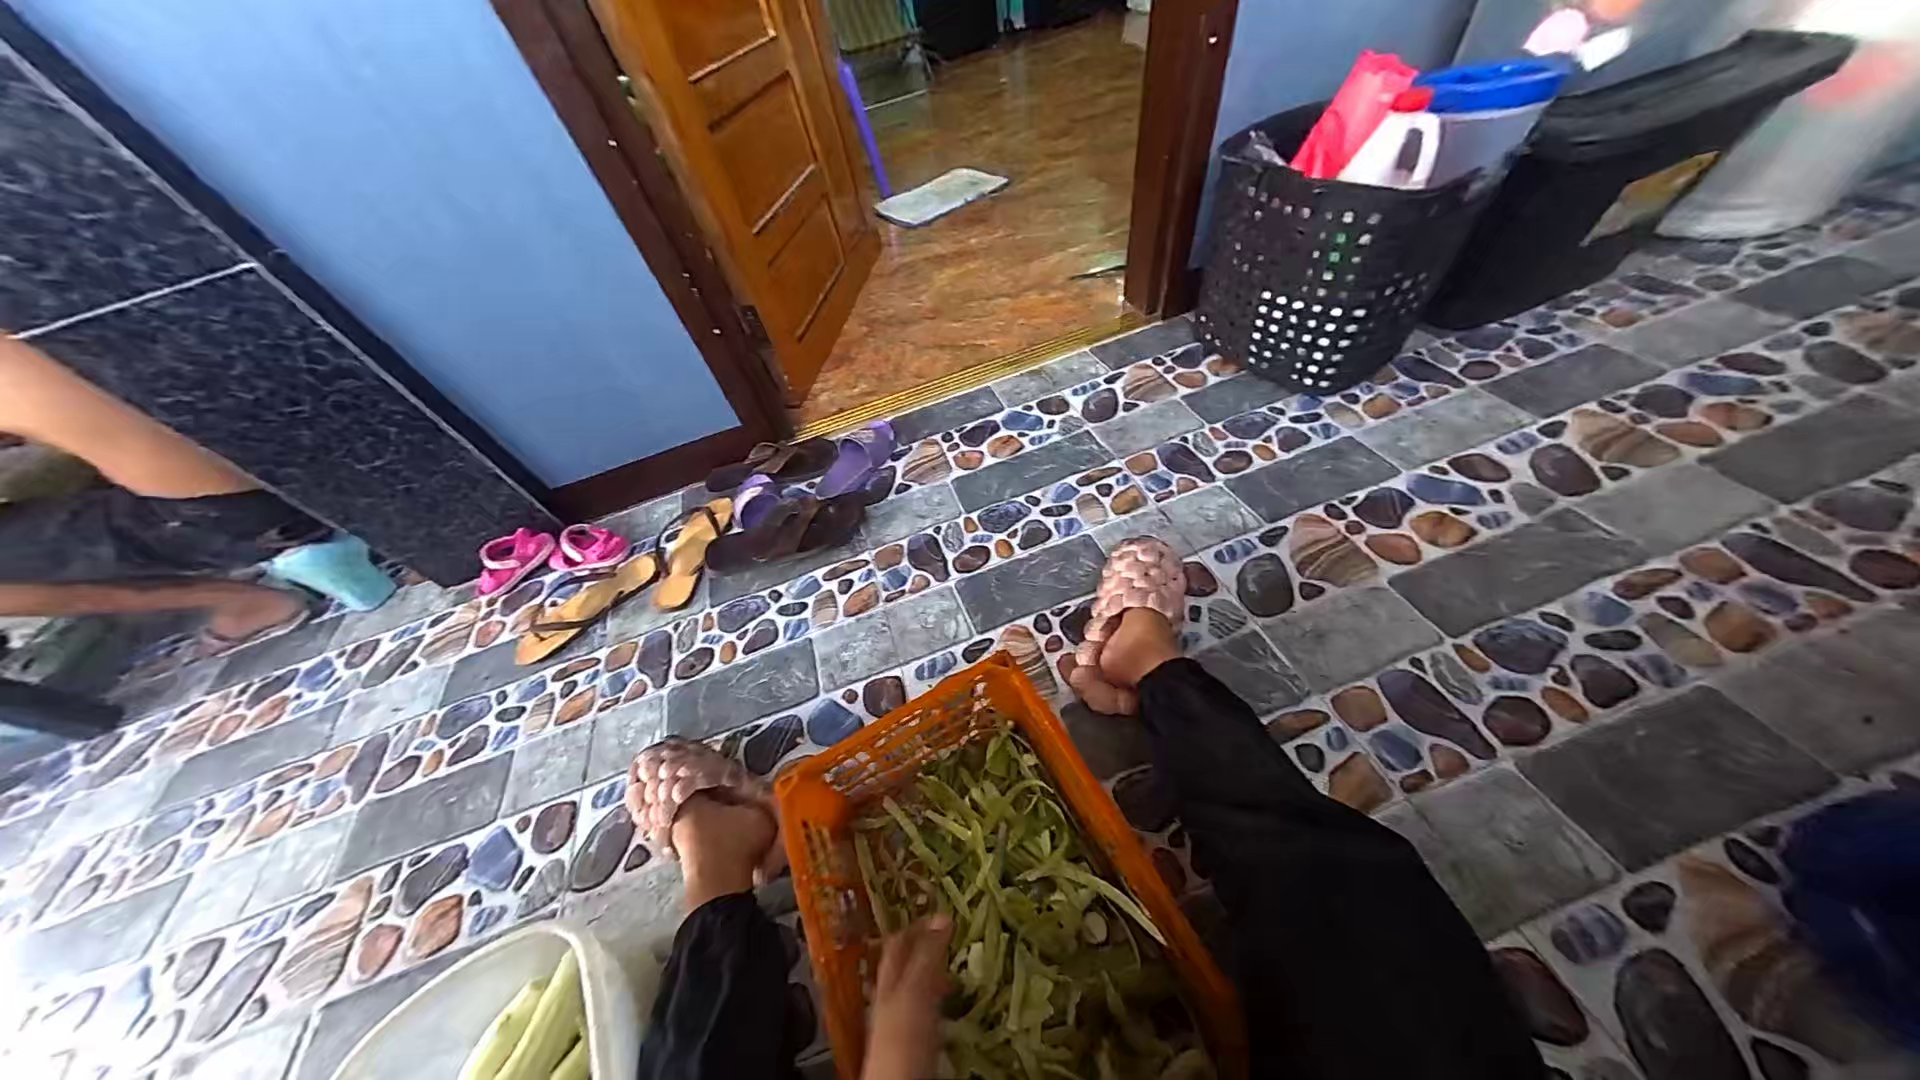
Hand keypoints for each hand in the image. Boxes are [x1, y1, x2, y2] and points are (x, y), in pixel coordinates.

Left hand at [862, 916, 951, 1079]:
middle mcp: (891, 997)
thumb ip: (927, 956)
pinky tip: (952, 1008)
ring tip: (957, 971)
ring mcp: (901, 1021)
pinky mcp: (914, 1043)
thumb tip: (943, 915)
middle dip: (927, 948)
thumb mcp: (915, 991)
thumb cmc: (902, 1039)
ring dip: (936, 976)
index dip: (917, 924)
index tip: (942, 913)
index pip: (899, 941)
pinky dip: (941, 1002)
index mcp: (888, 979)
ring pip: (917, 988)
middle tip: (953, 938)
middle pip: (906, 963)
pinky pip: (927, 1013)